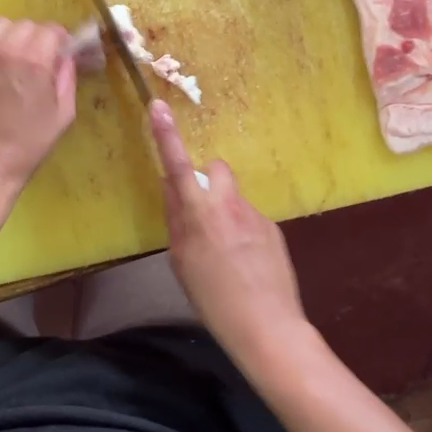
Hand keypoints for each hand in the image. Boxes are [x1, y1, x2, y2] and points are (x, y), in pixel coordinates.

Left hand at [0, 18, 77, 188]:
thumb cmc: (27, 146)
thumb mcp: (63, 116)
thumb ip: (67, 79)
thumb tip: (66, 58)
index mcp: (35, 62)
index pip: (51, 30)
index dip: (58, 40)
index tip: (58, 53)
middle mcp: (6, 50)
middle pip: (25, 25)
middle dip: (36, 38)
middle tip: (35, 60)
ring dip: (8, 36)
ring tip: (8, 56)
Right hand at [149, 99, 306, 363]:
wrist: (267, 325)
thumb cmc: (213, 298)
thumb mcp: (181, 261)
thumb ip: (176, 219)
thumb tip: (172, 189)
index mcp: (199, 212)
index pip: (178, 164)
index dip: (166, 135)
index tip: (158, 107)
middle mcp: (228, 204)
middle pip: (215, 170)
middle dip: (206, 181)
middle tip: (200, 213)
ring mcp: (255, 214)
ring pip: (232, 197)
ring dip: (223, 211)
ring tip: (223, 251)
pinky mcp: (273, 229)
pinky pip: (249, 218)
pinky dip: (242, 232)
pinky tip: (244, 264)